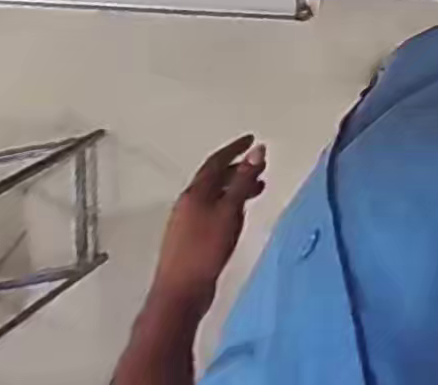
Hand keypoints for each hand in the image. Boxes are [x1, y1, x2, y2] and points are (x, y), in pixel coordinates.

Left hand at [151, 135, 267, 307]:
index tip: (251, 140)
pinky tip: (238, 215)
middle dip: (237, 168)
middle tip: (258, 165)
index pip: (216, 161)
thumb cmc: (204, 251)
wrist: (179, 297)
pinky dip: (229, 204)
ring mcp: (187, 222)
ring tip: (257, 189)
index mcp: (195, 193)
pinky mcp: (190, 240)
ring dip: (235, 187)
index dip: (235, 148)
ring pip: (215, 195)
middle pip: (215, 177)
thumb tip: (257, 150)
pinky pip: (213, 210)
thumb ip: (244, 180)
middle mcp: (188, 203)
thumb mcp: (229, 211)